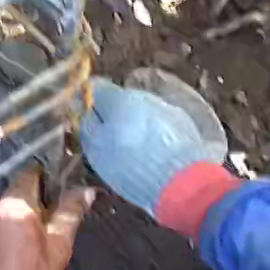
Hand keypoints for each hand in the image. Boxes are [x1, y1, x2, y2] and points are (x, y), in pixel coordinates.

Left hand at [0, 168, 94, 269]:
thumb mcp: (58, 248)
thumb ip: (70, 213)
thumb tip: (85, 190)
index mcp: (15, 203)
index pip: (30, 175)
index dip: (45, 182)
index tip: (53, 196)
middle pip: (13, 193)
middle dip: (27, 205)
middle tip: (41, 229)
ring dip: (9, 219)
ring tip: (20, 246)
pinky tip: (2, 254)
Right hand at [79, 70, 227, 216]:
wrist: (181, 181)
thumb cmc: (130, 164)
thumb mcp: (96, 149)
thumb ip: (87, 125)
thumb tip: (83, 111)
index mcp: (118, 98)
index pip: (96, 88)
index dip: (88, 103)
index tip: (86, 119)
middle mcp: (143, 96)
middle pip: (121, 99)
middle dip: (113, 115)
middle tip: (108, 140)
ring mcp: (166, 107)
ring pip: (142, 110)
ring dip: (134, 124)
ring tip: (133, 150)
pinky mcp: (185, 122)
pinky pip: (160, 122)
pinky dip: (154, 133)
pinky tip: (154, 153)